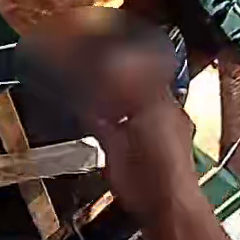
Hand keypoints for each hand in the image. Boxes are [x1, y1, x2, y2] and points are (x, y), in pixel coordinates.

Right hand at [85, 42, 203, 224]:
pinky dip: (85, 108)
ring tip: (75, 68)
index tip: (109, 40)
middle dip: (106, 70)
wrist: (158, 199)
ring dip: (93, 87)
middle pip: (124, 85)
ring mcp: (128, 128)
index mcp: (164, 103)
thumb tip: (118, 60)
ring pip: (108, 101)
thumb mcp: (154, 112)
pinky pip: (96, 120)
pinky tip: (73, 96)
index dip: (130, 56)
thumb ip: (136, 86)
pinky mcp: (110, 144)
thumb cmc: (165, 158)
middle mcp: (147, 112)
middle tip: (85, 52)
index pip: (147, 72)